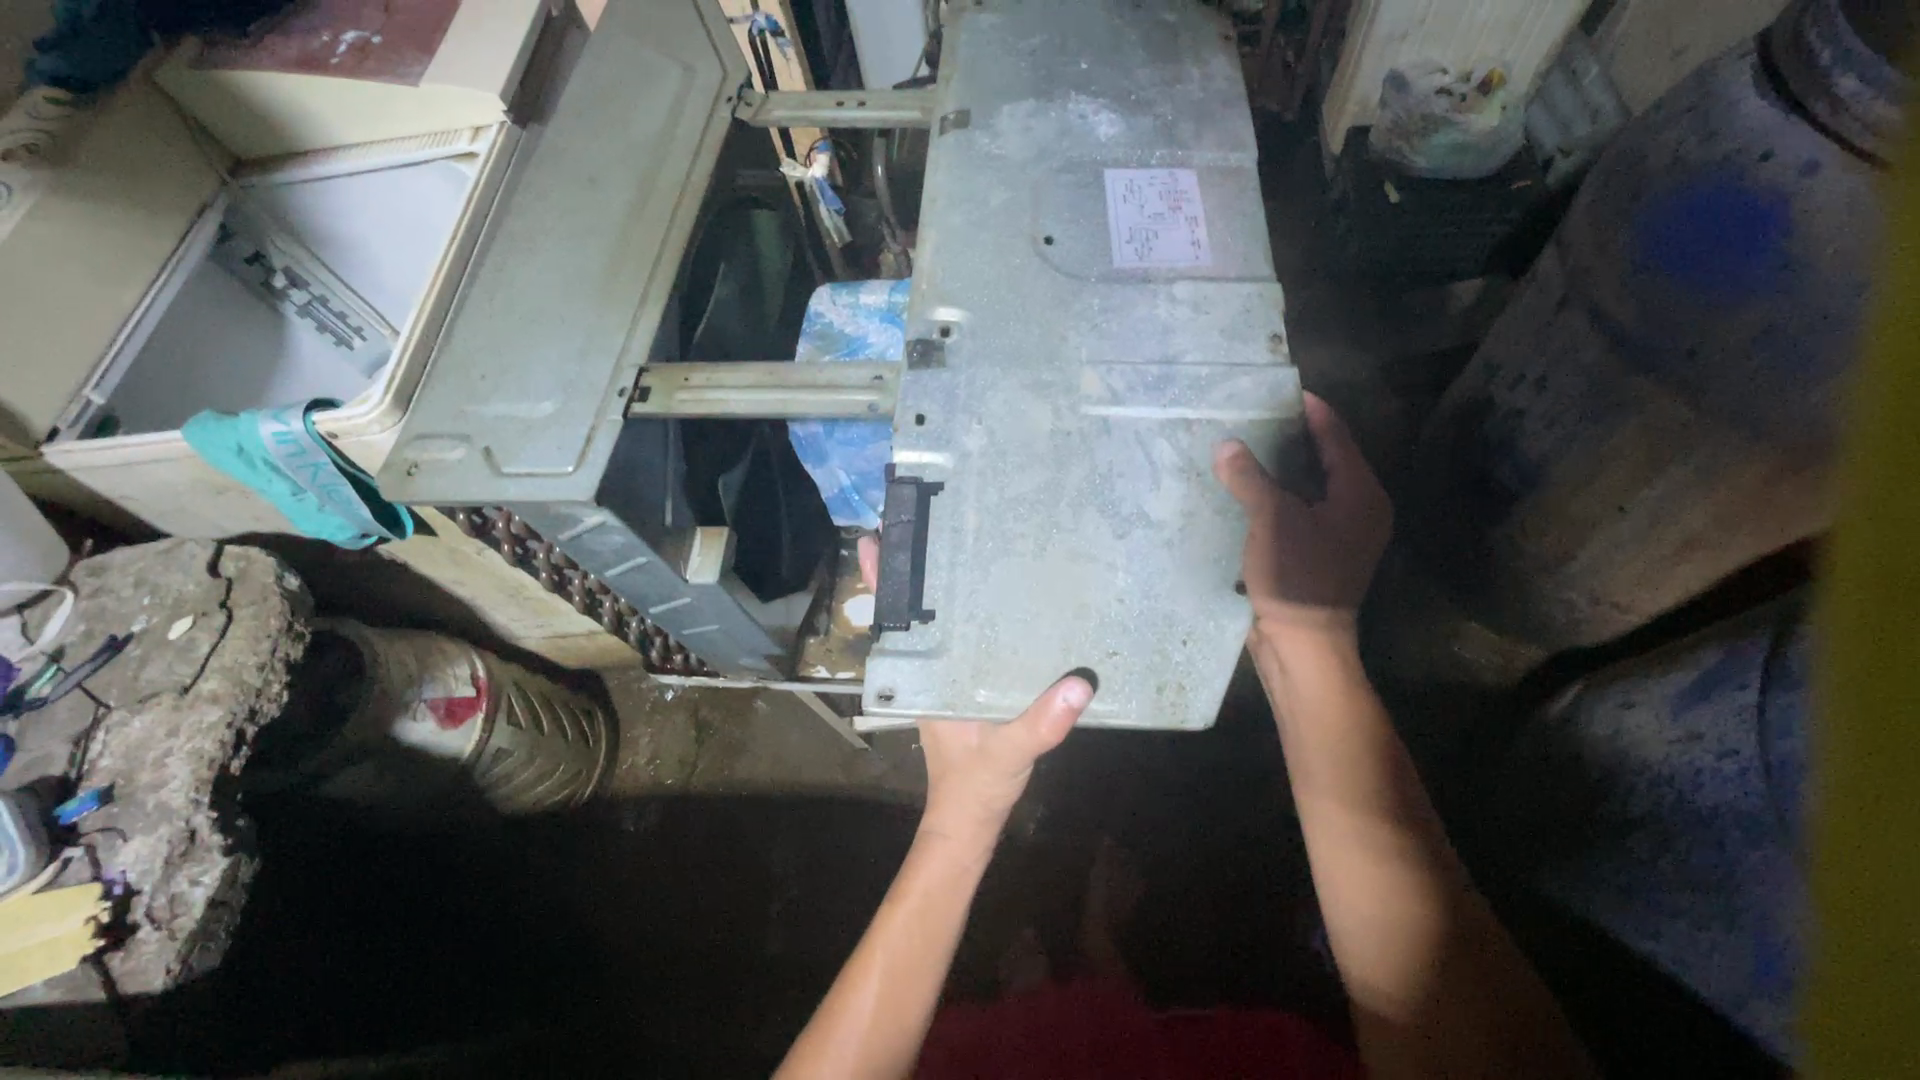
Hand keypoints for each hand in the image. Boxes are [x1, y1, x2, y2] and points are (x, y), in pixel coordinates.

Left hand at [858, 537, 1094, 840]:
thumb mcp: (1008, 752)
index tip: (879, 535)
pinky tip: (997, 597)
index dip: (883, 580)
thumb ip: (1039, 723)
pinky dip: (973, 617)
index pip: (895, 619)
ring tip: (965, 540)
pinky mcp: (968, 686)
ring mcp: (948, 676)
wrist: (972, 819)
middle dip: (917, 570)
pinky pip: (966, 641)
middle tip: (933, 517)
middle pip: (915, 611)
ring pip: (940, 623)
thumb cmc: (976, 784)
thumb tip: (1079, 684)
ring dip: (944, 588)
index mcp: (925, 677)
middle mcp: (931, 669)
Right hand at [1214, 392, 1391, 648]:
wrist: (1303, 645)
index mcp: (1361, 496)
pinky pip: (1300, 511)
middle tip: (1259, 415)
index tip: (1285, 390)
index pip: (1337, 438)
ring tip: (1248, 447)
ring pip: (1312, 488)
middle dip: (1294, 438)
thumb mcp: (1272, 520)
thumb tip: (1227, 445)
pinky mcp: (1320, 554)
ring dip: (1283, 469)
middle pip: (1327, 460)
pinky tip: (1250, 490)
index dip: (1313, 411)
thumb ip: (1250, 478)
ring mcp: (1341, 535)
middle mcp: (1359, 510)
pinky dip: (1279, 496)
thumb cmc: (1297, 578)